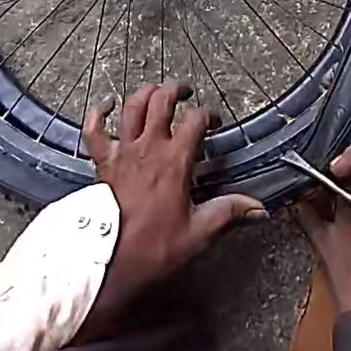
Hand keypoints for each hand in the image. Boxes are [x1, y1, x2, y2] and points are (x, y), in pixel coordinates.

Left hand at [76, 82, 268, 335]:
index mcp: (174, 162)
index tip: (213, 121)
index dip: (207, 115)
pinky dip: (98, 112)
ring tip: (154, 90)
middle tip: (185, 90)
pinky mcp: (103, 162)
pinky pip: (94, 129)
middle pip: (161, 102)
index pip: (195, 122)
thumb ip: (228, 212)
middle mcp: (147, 149)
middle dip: (175, 90)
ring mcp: (122, 152)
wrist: (111, 260)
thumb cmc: (152, 248)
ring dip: (144, 93)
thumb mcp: (198, 233)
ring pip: (131, 108)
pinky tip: (106, 104)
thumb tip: (256, 207)